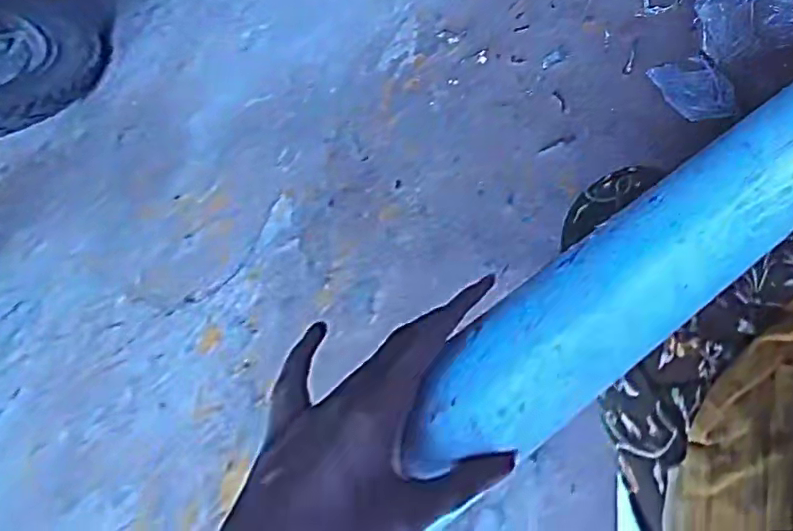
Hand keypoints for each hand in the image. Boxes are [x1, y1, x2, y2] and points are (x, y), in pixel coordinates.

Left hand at [223, 276, 515, 530]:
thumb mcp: (406, 516)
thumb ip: (459, 485)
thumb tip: (508, 461)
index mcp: (379, 406)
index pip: (428, 339)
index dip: (458, 307)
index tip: (483, 285)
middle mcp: (347, 399)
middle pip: (401, 344)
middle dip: (437, 321)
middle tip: (467, 311)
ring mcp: (312, 415)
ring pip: (366, 364)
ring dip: (400, 345)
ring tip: (424, 333)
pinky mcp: (284, 435)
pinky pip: (295, 386)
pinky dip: (306, 355)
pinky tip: (316, 332)